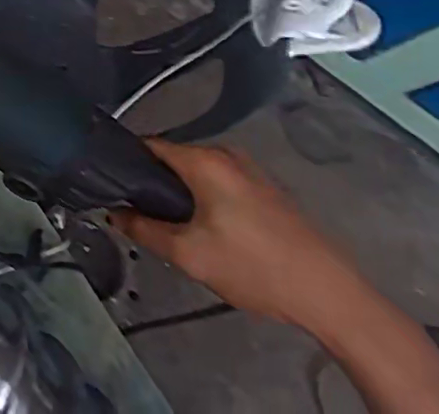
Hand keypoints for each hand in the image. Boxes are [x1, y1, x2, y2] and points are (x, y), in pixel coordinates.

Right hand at [111, 139, 371, 334]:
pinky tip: (208, 232)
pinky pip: (218, 183)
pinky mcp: (263, 187)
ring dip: (181, 195)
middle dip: (154, 185)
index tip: (111, 184)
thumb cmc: (254, 267)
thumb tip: (115, 214)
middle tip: (142, 217)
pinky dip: (205, 200)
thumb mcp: (189, 255)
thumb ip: (144, 230)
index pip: (149, 145)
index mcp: (204, 160)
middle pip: (173, 159)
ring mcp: (248, 169)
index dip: (125, 163)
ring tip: (174, 229)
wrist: (327, 292)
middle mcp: (225, 153)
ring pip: (196, 174)